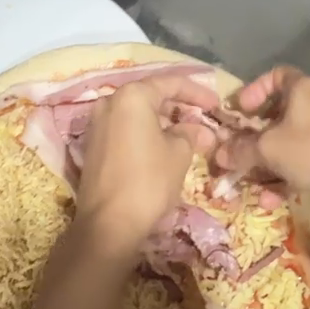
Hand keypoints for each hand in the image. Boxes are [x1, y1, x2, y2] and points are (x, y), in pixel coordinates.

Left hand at [74, 77, 219, 251]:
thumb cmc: (148, 181)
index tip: (216, 104)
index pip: (170, 83)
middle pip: (151, 96)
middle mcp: (110, 102)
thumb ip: (190, 134)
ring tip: (188, 136)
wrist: (108, 225)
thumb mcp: (178, 154)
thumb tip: (200, 130)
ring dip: (163, 122)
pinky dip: (146, 133)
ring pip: (137, 114)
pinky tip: (164, 148)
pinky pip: (125, 129)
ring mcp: (97, 124)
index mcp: (132, 96)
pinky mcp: (93, 146)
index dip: (197, 92)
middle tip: (203, 120)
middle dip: (179, 108)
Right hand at [216, 67, 309, 203]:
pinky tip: (270, 200)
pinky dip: (285, 175)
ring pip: (289, 141)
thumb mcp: (268, 149)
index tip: (239, 110)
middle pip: (279, 112)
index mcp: (302, 88)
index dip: (254, 90)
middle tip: (237, 148)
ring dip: (266, 161)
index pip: (275, 75)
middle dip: (255, 134)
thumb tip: (219, 153)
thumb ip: (241, 149)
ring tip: (248, 181)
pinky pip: (302, 160)